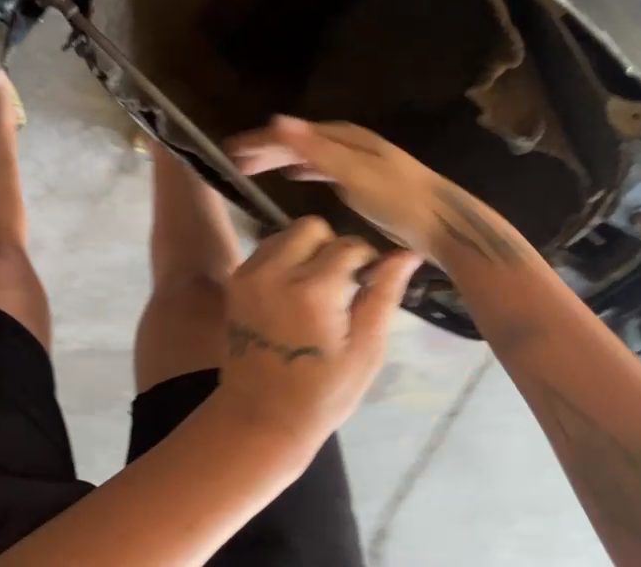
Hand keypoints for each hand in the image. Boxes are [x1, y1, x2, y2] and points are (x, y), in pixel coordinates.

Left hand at [210, 216, 418, 452]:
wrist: (261, 413)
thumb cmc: (323, 392)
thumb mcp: (365, 349)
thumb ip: (382, 295)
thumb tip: (405, 255)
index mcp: (312, 290)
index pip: (348, 245)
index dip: (367, 258)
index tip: (371, 279)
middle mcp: (274, 271)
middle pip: (310, 226)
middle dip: (332, 245)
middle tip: (344, 280)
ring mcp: (248, 273)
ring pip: (284, 234)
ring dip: (305, 249)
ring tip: (319, 287)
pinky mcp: (234, 280)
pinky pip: (264, 250)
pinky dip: (282, 259)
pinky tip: (294, 291)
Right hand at [225, 116, 531, 269]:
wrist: (448, 229)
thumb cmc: (399, 201)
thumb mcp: (353, 174)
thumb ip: (314, 149)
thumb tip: (276, 120)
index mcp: (345, 138)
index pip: (290, 133)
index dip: (259, 140)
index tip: (231, 150)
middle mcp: (350, 144)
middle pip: (298, 140)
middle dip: (266, 148)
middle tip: (235, 160)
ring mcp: (359, 162)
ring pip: (308, 154)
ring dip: (280, 158)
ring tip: (255, 167)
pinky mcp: (365, 181)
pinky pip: (320, 166)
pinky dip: (301, 168)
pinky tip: (296, 176)